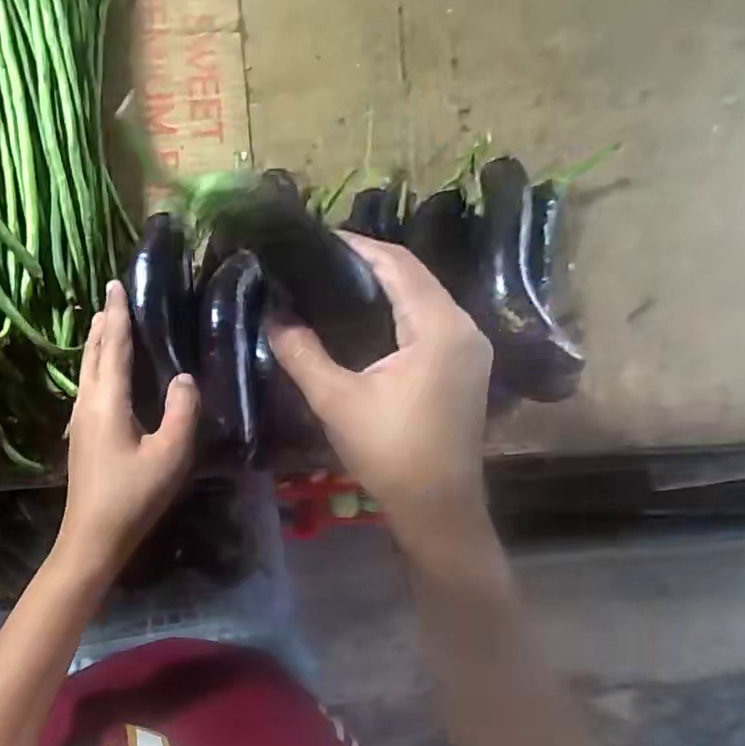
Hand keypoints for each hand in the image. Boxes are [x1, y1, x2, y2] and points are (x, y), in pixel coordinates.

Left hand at [55, 281, 198, 577]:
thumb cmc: (133, 496)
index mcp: (107, 402)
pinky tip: (105, 376)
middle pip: (94, 354)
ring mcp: (79, 422)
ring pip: (87, 372)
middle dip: (103, 324)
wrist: (93, 537)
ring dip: (98, 345)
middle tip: (112, 297)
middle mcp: (87, 404)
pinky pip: (88, 388)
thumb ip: (182, 412)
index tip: (116, 283)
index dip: (118, 314)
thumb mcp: (170, 455)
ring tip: (107, 326)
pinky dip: (97, 368)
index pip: (114, 347)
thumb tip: (183, 378)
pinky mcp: (82, 437)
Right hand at [269, 233, 492, 526]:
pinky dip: (401, 313)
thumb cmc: (388, 452)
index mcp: (437, 326)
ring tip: (338, 286)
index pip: (398, 264)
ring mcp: (471, 349)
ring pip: (426, 300)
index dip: (357, 246)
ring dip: (387, 288)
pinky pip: (432, 323)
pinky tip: (370, 322)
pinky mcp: (467, 369)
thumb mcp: (336, 401)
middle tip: (321, 263)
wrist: (436, 505)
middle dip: (370, 264)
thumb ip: (302, 354)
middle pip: (416, 277)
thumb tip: (274, 318)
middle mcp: (464, 327)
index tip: (318, 240)